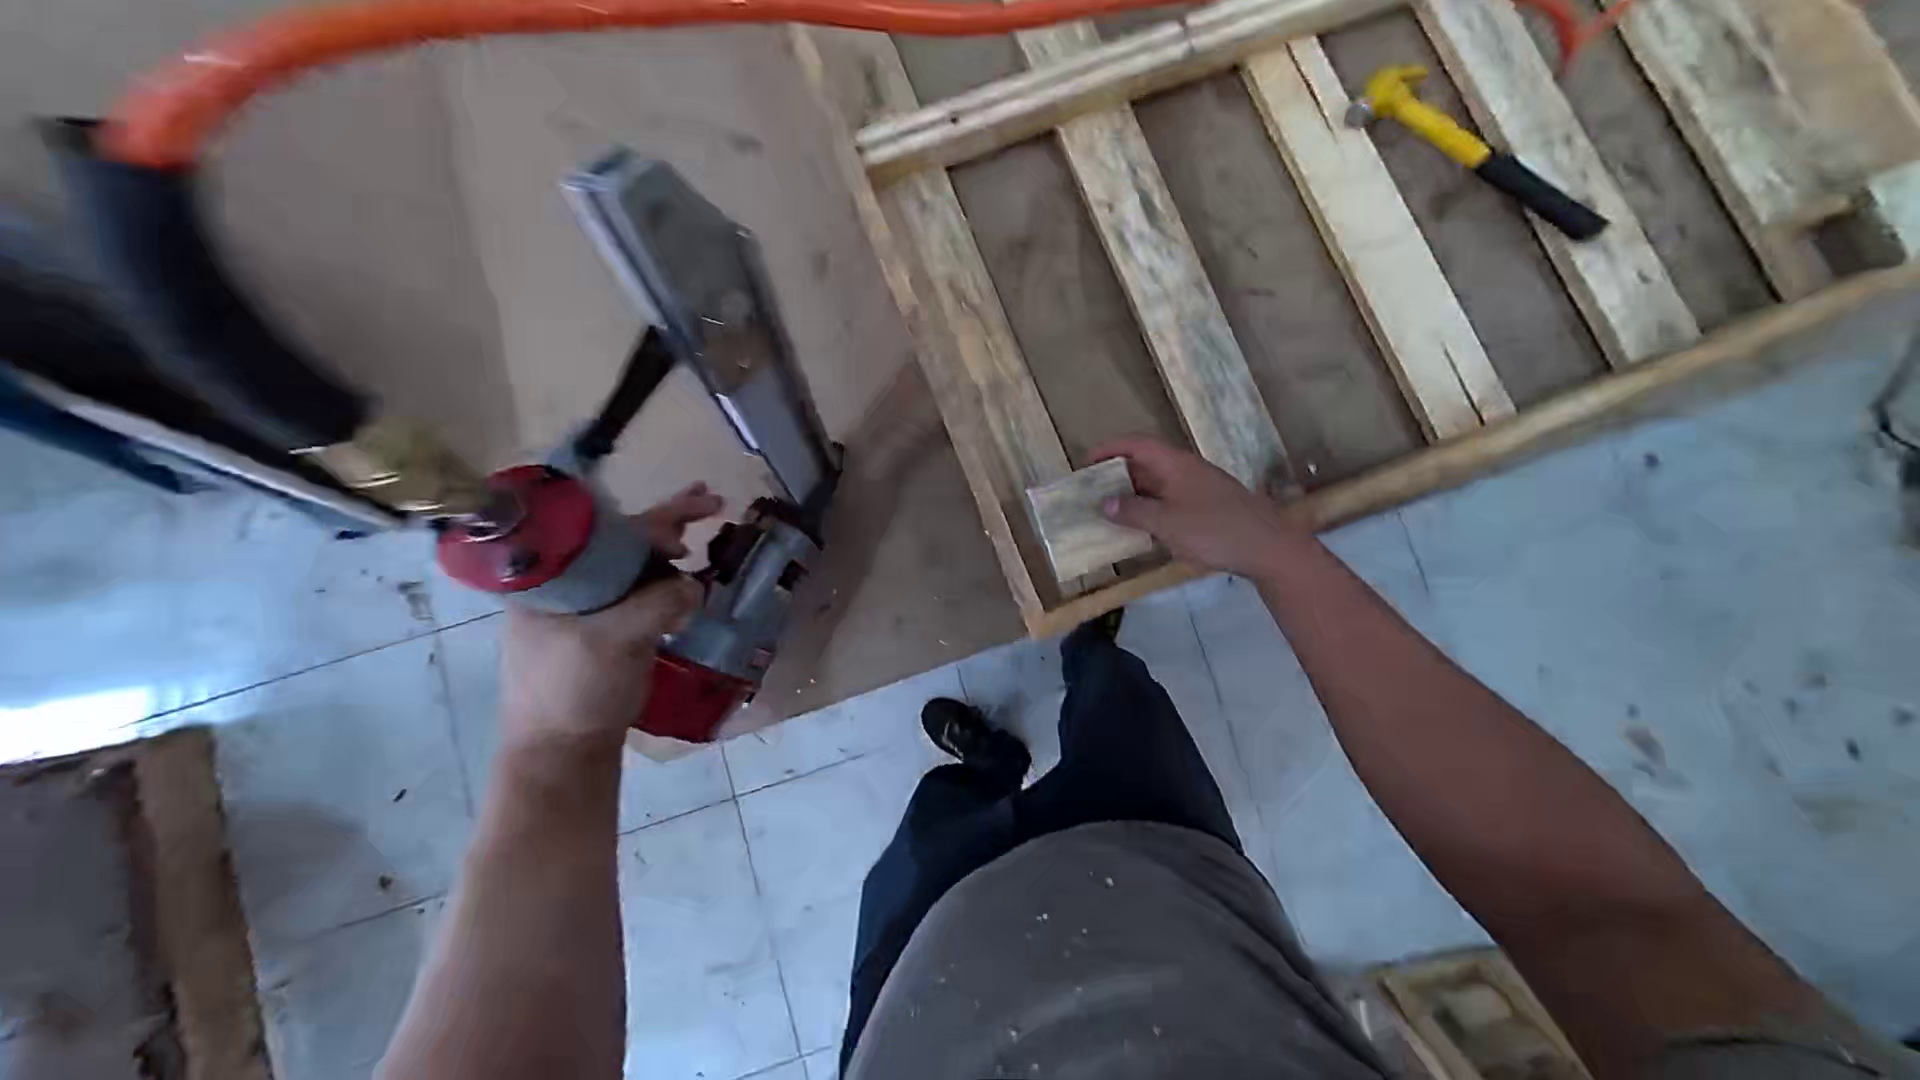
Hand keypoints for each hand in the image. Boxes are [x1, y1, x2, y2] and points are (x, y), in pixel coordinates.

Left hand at [498, 483, 722, 752]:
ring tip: (703, 525)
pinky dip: (668, 580)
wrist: (564, 751)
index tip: (689, 526)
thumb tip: (696, 586)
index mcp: (549, 579)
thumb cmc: (573, 691)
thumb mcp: (614, 642)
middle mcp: (567, 584)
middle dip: (667, 522)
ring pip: (634, 564)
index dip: (649, 524)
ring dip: (670, 546)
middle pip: (620, 541)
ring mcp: (589, 606)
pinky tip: (689, 578)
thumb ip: (657, 605)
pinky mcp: (609, 626)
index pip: (602, 532)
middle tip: (711, 501)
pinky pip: (642, 591)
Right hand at [1091, 436, 1313, 578]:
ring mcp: (1198, 491)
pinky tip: (1140, 530)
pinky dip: (1150, 511)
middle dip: (1117, 475)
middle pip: (1146, 464)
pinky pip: (1169, 504)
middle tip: (1091, 491)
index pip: (1137, 445)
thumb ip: (1134, 512)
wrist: (1268, 549)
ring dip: (1132, 495)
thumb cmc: (1215, 530)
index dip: (1110, 449)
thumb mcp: (1167, 522)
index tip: (1086, 463)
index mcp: (1176, 465)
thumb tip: (1106, 503)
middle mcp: (1187, 472)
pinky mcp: (1207, 511)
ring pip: (1158, 486)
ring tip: (1108, 511)